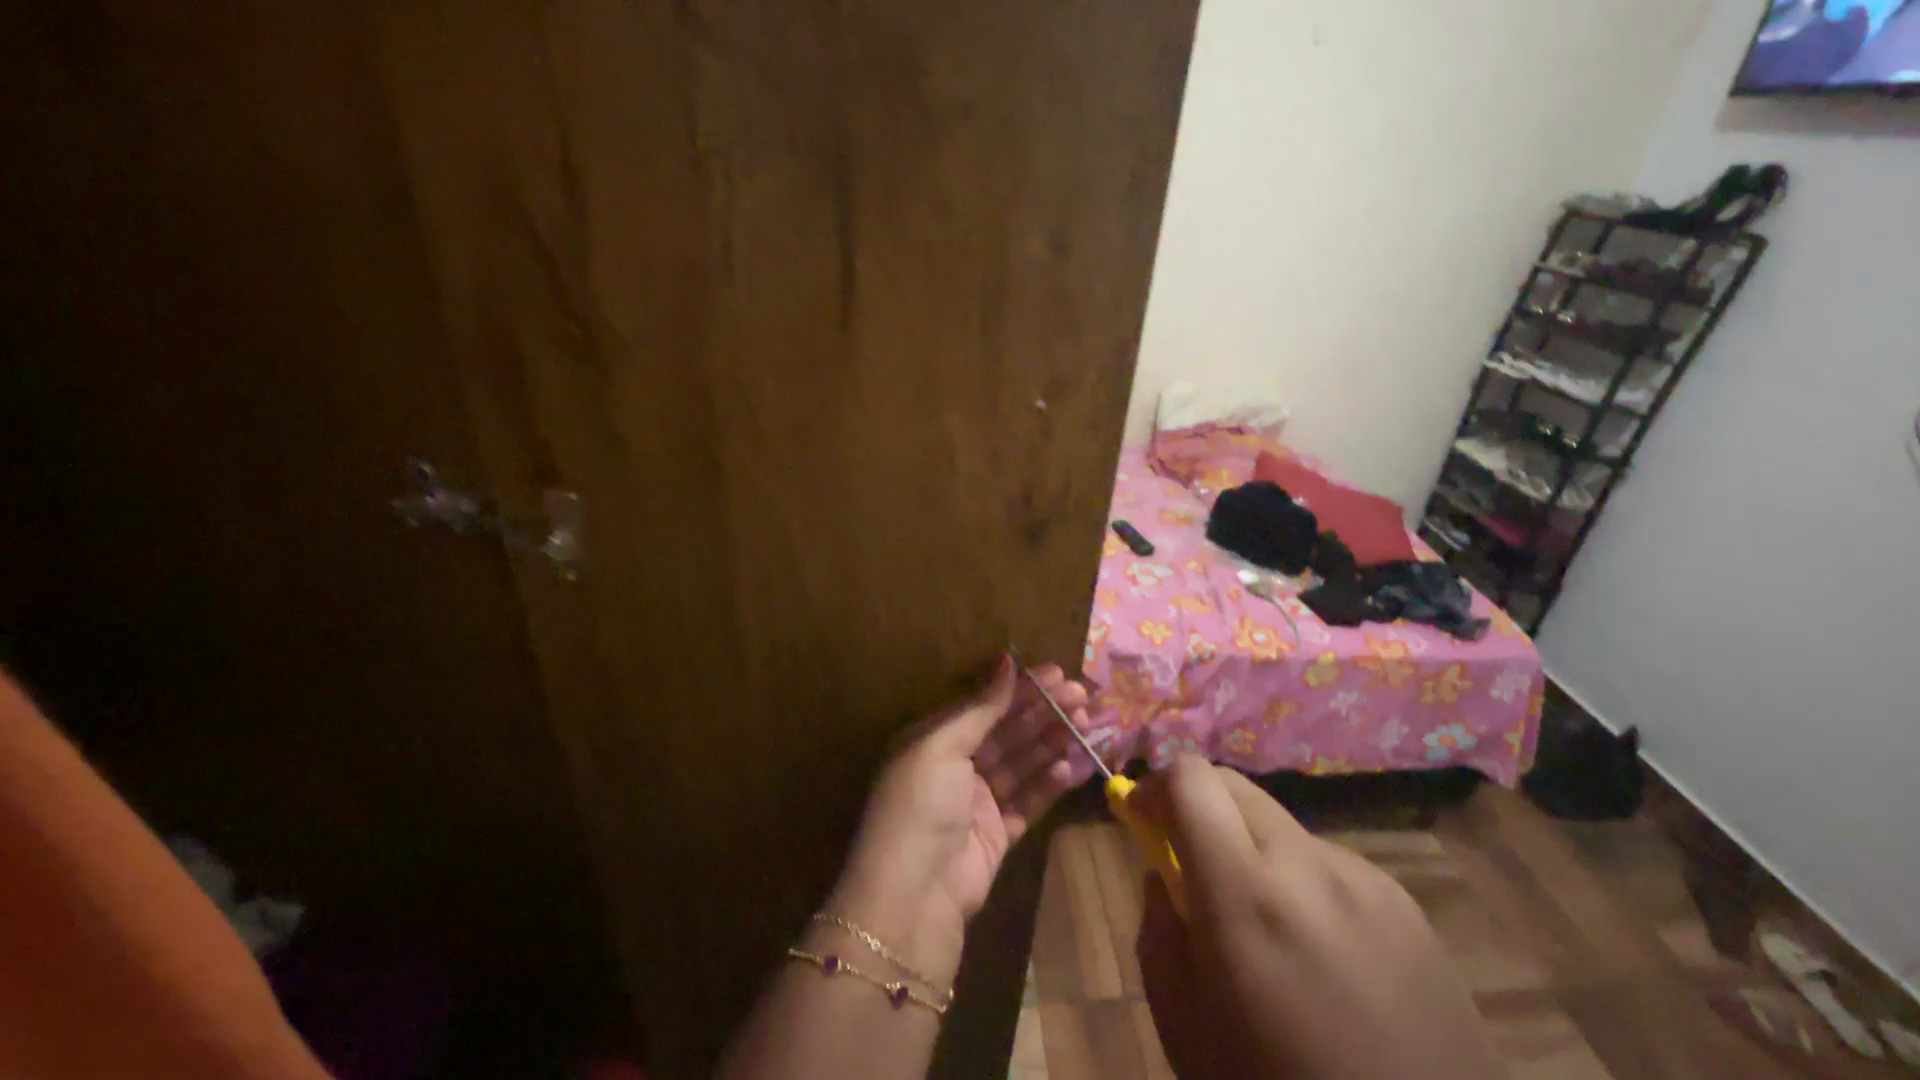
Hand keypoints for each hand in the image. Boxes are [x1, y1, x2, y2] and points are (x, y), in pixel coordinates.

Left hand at [830, 655, 1089, 980]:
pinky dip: (1049, 784)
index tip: (1057, 673)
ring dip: (1051, 743)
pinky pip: (1028, 802)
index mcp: (933, 741)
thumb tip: (1006, 659)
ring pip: (1021, 765)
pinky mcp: (997, 836)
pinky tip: (1072, 767)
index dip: (1019, 689)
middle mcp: (954, 768)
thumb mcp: (942, 746)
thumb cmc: (920, 805)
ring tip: (1085, 725)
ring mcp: (976, 803)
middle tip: (1082, 696)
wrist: (914, 893)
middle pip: (1006, 733)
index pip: (982, 706)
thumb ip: (980, 707)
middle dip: (1043, 713)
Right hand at [1135, 757, 1505, 1079]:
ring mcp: (1366, 882)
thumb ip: (1160, 931)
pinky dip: (1304, 885)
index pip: (1192, 779)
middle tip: (1191, 868)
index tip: (1141, 818)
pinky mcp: (1407, 907)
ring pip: (1284, 829)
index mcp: (1244, 892)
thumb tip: (1166, 876)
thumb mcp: (1183, 1025)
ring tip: (1265, 933)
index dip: (1155, 785)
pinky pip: (1333, 869)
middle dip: (1199, 808)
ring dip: (1253, 851)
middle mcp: (1308, 865)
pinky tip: (1322, 960)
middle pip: (1237, 787)